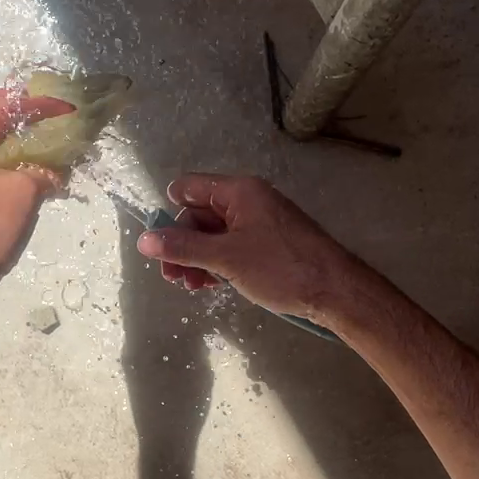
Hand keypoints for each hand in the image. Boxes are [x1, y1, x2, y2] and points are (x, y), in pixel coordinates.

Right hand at [136, 174, 367, 320]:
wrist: (334, 290)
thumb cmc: (280, 267)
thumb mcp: (226, 258)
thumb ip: (183, 248)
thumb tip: (144, 239)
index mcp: (239, 191)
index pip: (189, 188)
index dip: (170, 213)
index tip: (161, 245)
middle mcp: (248, 200)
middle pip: (200, 214)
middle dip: (182, 244)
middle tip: (172, 277)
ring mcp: (260, 222)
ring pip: (215, 235)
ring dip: (197, 258)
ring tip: (189, 286)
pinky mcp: (268, 244)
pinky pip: (232, 247)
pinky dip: (217, 263)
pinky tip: (210, 285)